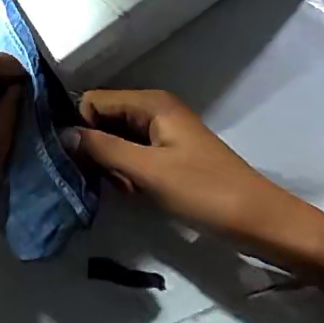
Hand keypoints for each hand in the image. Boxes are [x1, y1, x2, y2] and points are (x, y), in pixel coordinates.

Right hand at [71, 89, 296, 242]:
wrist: (260, 221)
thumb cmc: (204, 192)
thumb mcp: (148, 171)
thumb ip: (103, 149)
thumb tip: (63, 134)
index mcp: (151, 103)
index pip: (94, 101)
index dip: (81, 126)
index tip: (81, 159)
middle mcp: (155, 110)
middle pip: (104, 118)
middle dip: (96, 147)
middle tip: (104, 179)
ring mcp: (164, 132)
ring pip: (117, 138)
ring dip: (111, 163)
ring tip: (123, 189)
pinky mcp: (169, 154)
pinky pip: (133, 154)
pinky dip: (126, 171)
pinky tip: (133, 191)